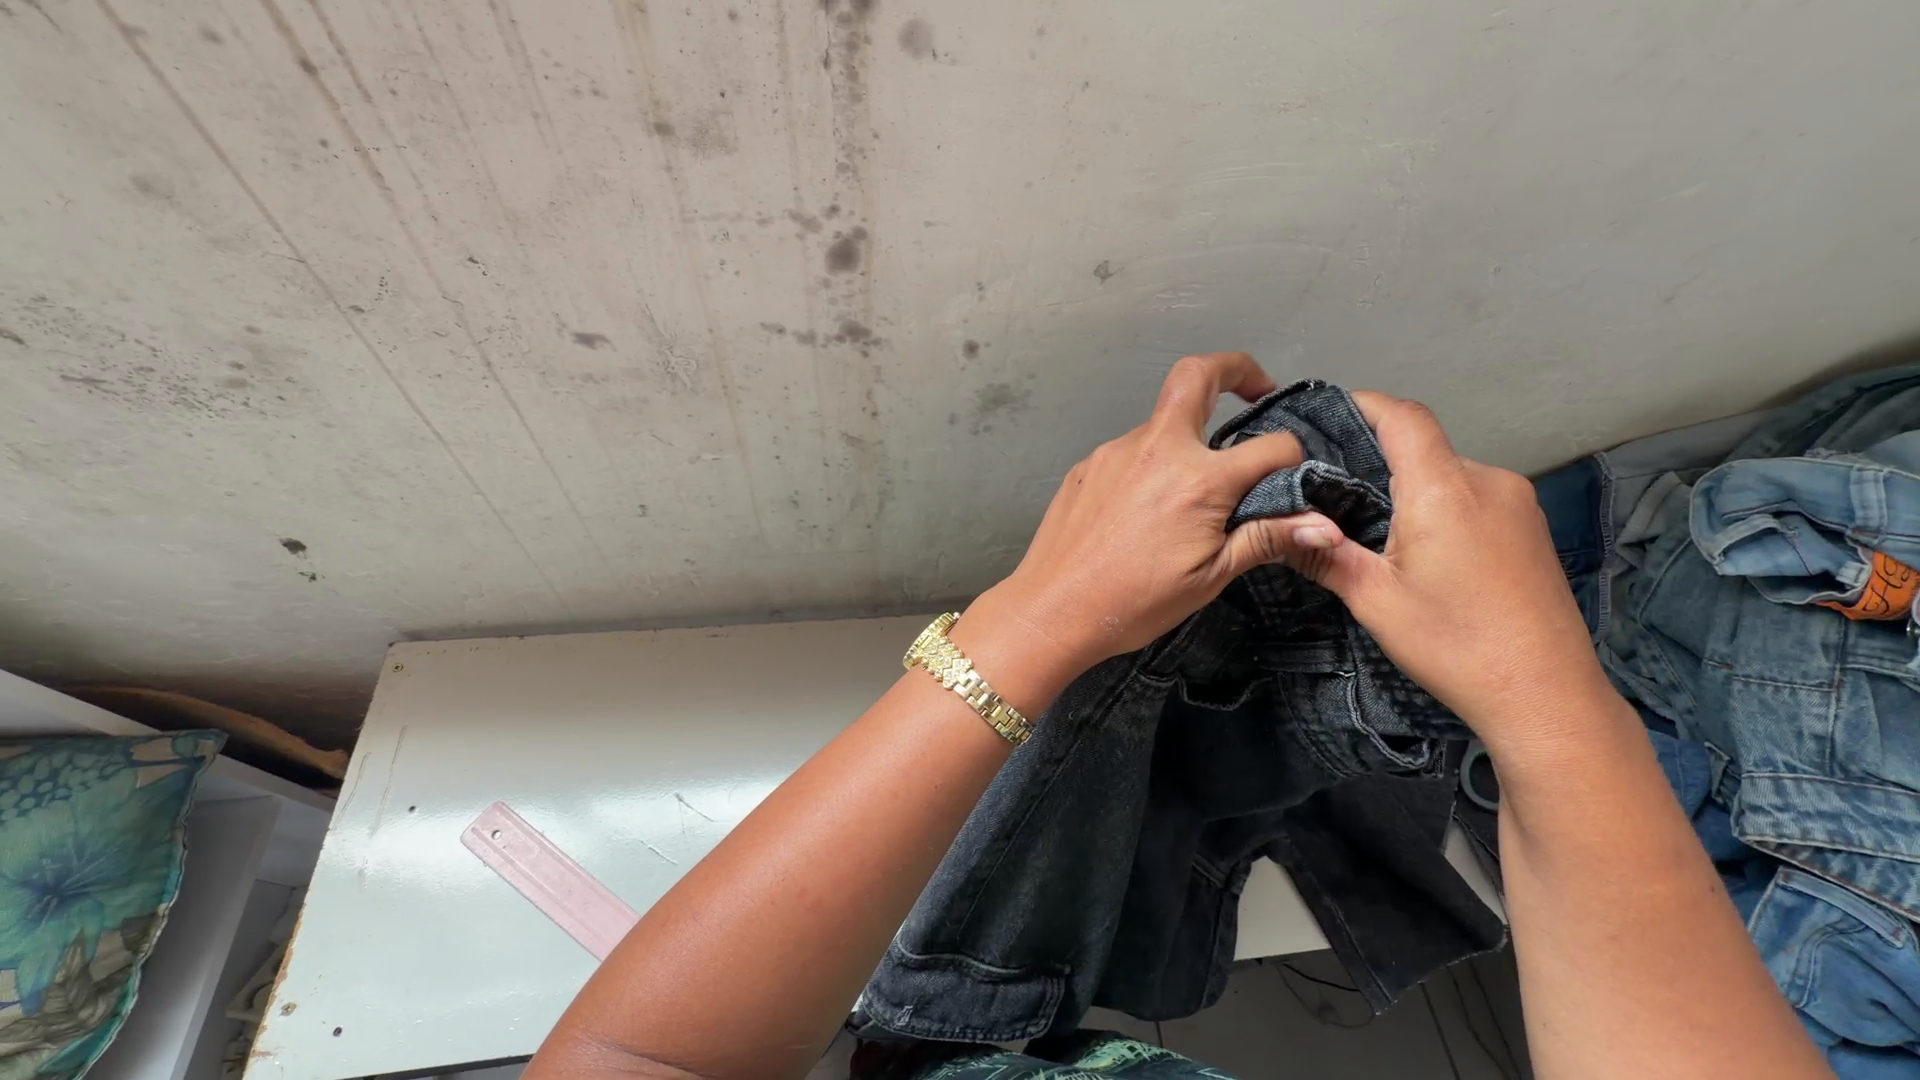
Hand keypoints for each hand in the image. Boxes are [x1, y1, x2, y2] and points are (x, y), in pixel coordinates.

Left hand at [962, 353, 1337, 688]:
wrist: (1053, 609)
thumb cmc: (1135, 601)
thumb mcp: (1210, 576)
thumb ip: (1267, 538)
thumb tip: (1326, 524)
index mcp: (1199, 479)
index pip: (1272, 445)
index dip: (1294, 458)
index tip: (1292, 476)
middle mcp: (1157, 450)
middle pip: (1197, 375)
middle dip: (1235, 368)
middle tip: (1256, 389)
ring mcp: (1115, 452)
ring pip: (1162, 423)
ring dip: (1187, 438)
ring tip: (1191, 489)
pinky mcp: (1087, 465)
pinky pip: (1131, 449)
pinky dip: (1151, 463)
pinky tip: (1145, 507)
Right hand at [1269, 391, 1615, 750]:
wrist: (1545, 694)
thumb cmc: (1453, 642)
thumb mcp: (1373, 599)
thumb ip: (1323, 554)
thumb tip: (1280, 530)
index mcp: (1444, 489)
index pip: (1403, 417)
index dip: (1364, 404)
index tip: (1325, 414)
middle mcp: (1487, 481)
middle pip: (1423, 447)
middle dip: (1376, 460)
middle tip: (1331, 491)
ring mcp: (1517, 503)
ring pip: (1447, 473)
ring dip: (1409, 487)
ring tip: (1372, 528)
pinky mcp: (1529, 527)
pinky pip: (1472, 496)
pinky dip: (1438, 505)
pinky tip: (1420, 547)